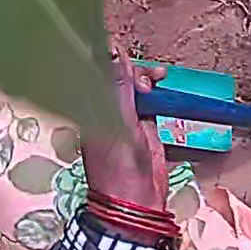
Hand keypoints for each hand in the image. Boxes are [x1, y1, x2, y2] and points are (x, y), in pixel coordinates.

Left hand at [80, 52, 167, 209]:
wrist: (136, 203)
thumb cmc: (119, 167)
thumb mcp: (120, 124)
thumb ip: (118, 87)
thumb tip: (114, 53)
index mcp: (89, 108)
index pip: (93, 71)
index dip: (107, 56)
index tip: (121, 46)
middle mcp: (104, 109)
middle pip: (116, 76)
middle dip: (132, 67)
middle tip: (147, 77)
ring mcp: (123, 117)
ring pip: (133, 86)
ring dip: (145, 77)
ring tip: (158, 79)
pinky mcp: (142, 126)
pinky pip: (147, 101)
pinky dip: (155, 92)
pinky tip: (162, 88)